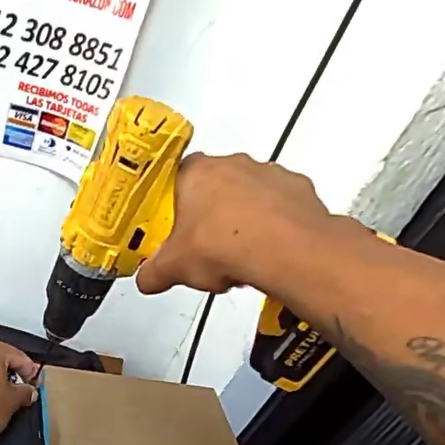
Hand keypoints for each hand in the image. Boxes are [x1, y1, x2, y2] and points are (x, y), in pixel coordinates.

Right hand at [135, 153, 366, 295]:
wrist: (283, 250)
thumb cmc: (228, 242)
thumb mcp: (173, 267)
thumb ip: (153, 272)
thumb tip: (147, 278)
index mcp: (196, 173)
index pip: (175, 179)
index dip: (172, 204)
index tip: (173, 224)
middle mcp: (232, 165)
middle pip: (213, 187)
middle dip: (209, 214)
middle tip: (203, 245)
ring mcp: (268, 175)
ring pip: (249, 195)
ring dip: (242, 220)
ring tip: (236, 256)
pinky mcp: (297, 190)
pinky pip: (279, 207)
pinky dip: (273, 226)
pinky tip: (264, 252)